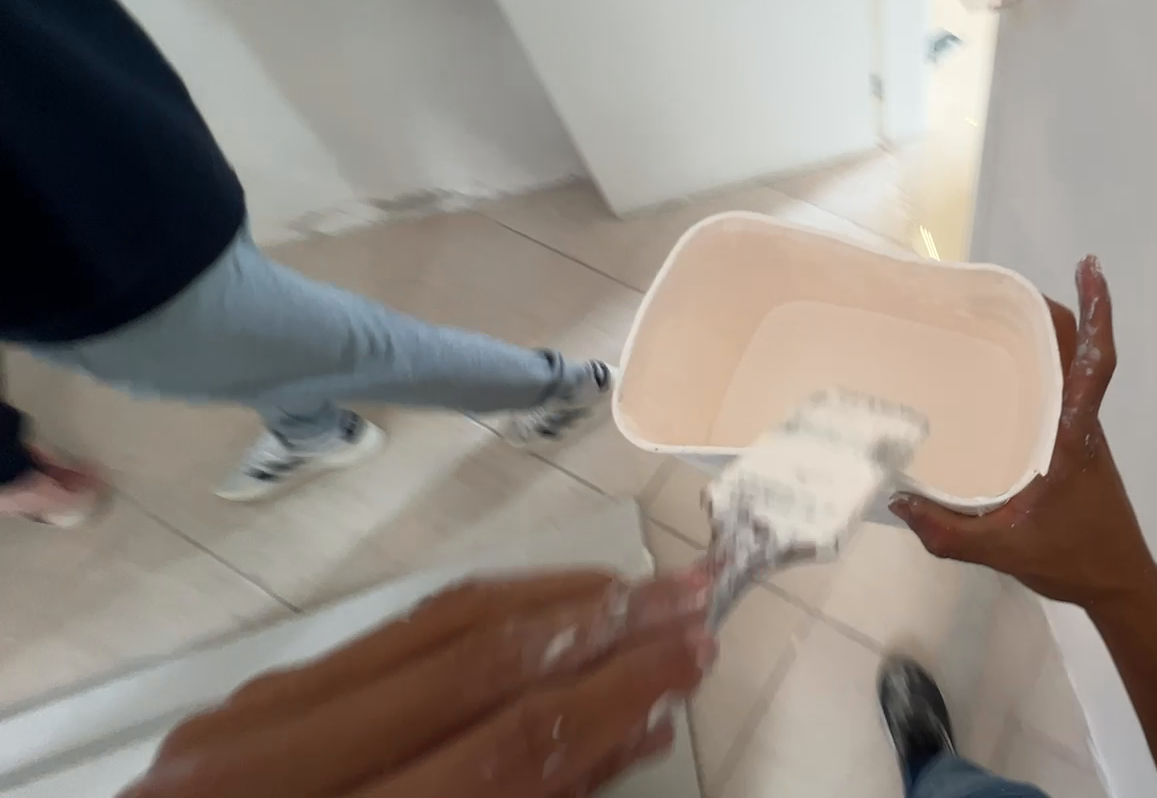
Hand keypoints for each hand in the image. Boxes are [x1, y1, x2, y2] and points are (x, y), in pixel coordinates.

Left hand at [124, 568, 714, 797]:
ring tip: (646, 585)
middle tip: (692, 592)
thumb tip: (653, 715)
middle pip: (487, 658)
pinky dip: (504, 602)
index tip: (698, 647)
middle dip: (613, 619)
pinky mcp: (255, 694)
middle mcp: (277, 778)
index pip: (515, 741)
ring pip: (452, 618)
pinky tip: (564, 595)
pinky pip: (412, 621)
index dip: (622, 688)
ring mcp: (252, 725)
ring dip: (569, 594)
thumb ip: (556, 794)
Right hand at [891, 256, 1156, 613]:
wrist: (1119, 583)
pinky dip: (1042, 365)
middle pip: (1079, 349)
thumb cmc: (1073, 557)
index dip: (1097, 311)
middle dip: (1058, 308)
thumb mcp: (1005, 550)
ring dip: (1049, 334)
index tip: (1089, 268)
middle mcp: (1081, 420)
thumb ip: (948, 531)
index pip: (1095, 361)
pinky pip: (1061, 389)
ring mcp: (1081, 430)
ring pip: (1071, 367)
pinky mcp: (1075, 442)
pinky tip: (1007, 373)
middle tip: (1008, 286)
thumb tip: (895, 498)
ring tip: (999, 316)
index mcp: (1073, 432)